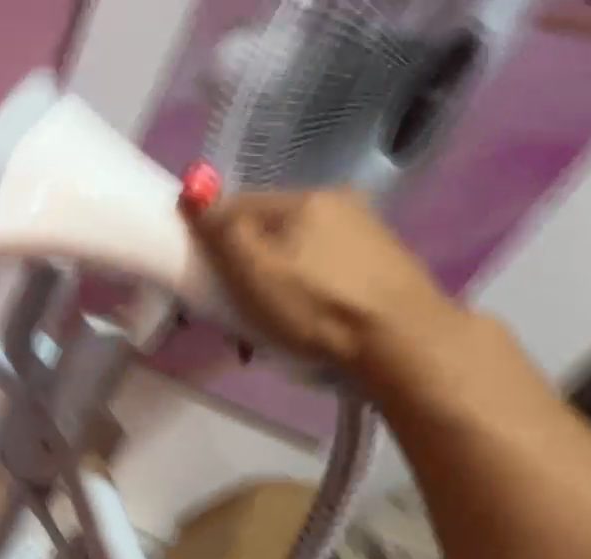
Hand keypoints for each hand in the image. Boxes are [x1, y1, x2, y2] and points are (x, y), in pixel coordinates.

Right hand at [184, 189, 466, 378]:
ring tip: (259, 324)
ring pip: (288, 252)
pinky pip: (314, 269)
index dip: (207, 240)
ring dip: (264, 284)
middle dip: (237, 268)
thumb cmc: (312, 305)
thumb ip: (220, 228)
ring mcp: (361, 231)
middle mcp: (337, 203)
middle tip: (226, 312)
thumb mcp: (252, 269)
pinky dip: (295, 291)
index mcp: (304, 198)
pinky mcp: (374, 262)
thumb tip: (193, 186)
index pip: (234, 206)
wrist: (397, 339)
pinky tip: (295, 319)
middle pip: (263, 231)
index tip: (198, 280)